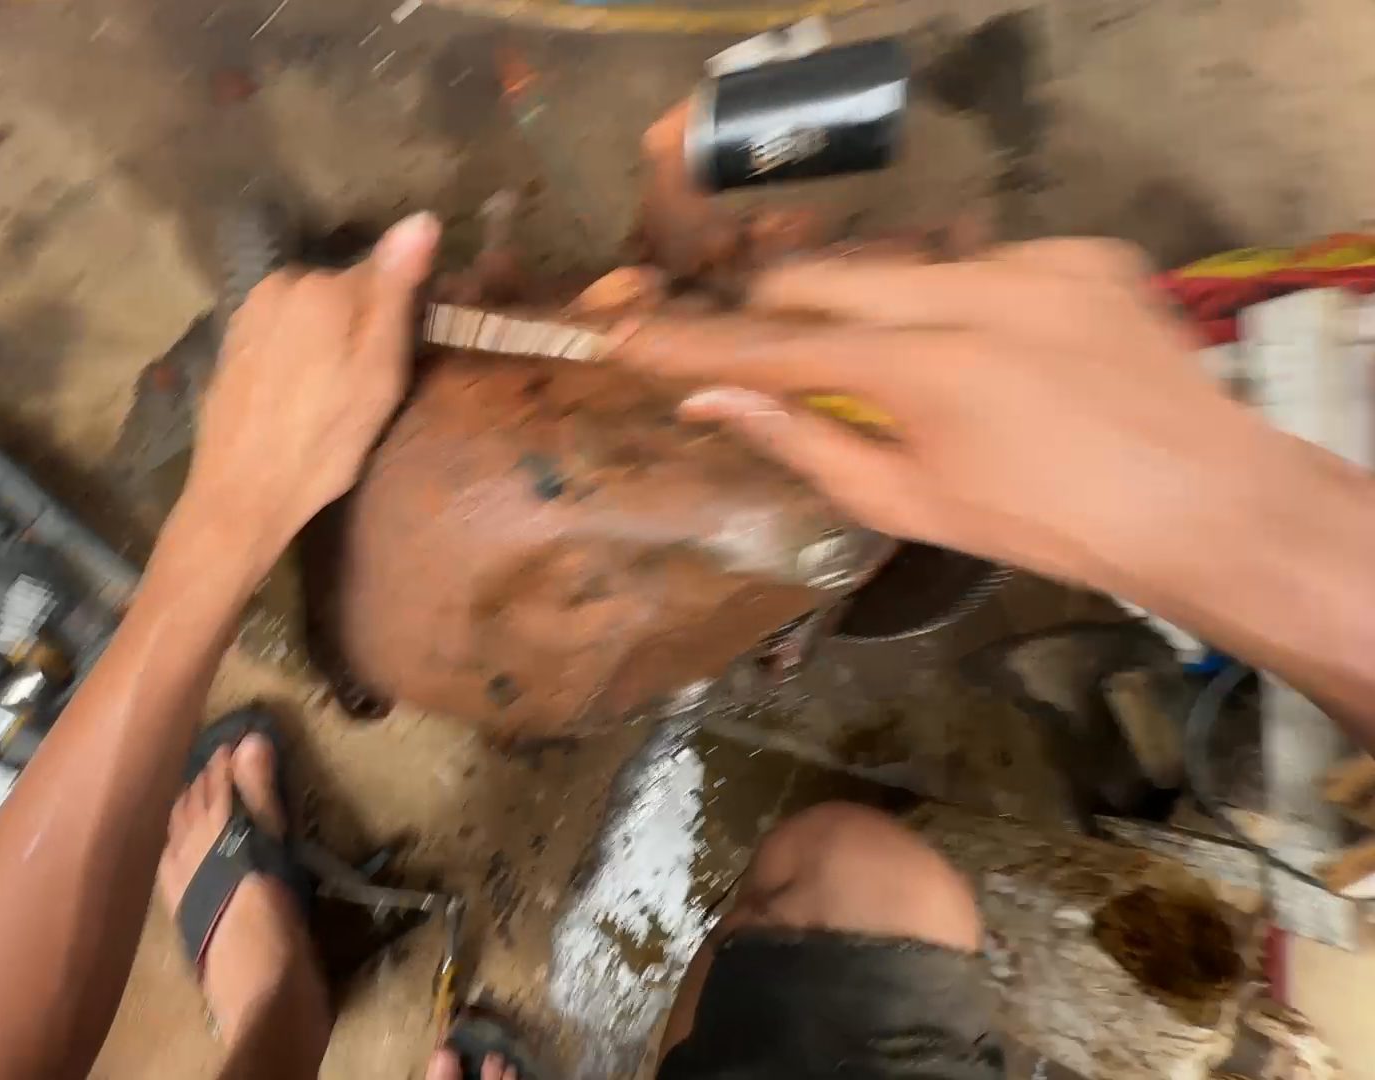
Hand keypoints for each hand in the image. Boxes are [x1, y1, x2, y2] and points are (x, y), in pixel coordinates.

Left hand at [180, 212, 439, 562]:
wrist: (243, 492)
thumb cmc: (324, 442)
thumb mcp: (378, 374)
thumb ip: (396, 294)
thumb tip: (421, 219)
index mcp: (322, 286)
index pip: (382, 277)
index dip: (395, 320)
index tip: (392, 364)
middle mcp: (279, 284)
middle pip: (342, 293)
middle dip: (357, 328)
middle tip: (361, 389)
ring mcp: (248, 312)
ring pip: (309, 314)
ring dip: (324, 342)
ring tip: (326, 398)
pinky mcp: (230, 342)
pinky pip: (280, 334)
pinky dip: (295, 355)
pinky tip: (294, 397)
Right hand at [606, 239, 1310, 599]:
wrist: (1204, 504)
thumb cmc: (1030, 523)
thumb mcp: (894, 499)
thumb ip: (793, 437)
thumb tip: (709, 402)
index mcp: (921, 365)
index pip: (770, 346)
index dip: (692, 346)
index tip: (630, 336)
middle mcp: (974, 289)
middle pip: (818, 277)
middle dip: (768, 314)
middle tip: (750, 357)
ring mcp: (1034, 261)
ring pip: (887, 265)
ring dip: (853, 310)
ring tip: (878, 370)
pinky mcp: (1080, 253)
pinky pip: (963, 265)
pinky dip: (935, 305)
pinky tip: (970, 352)